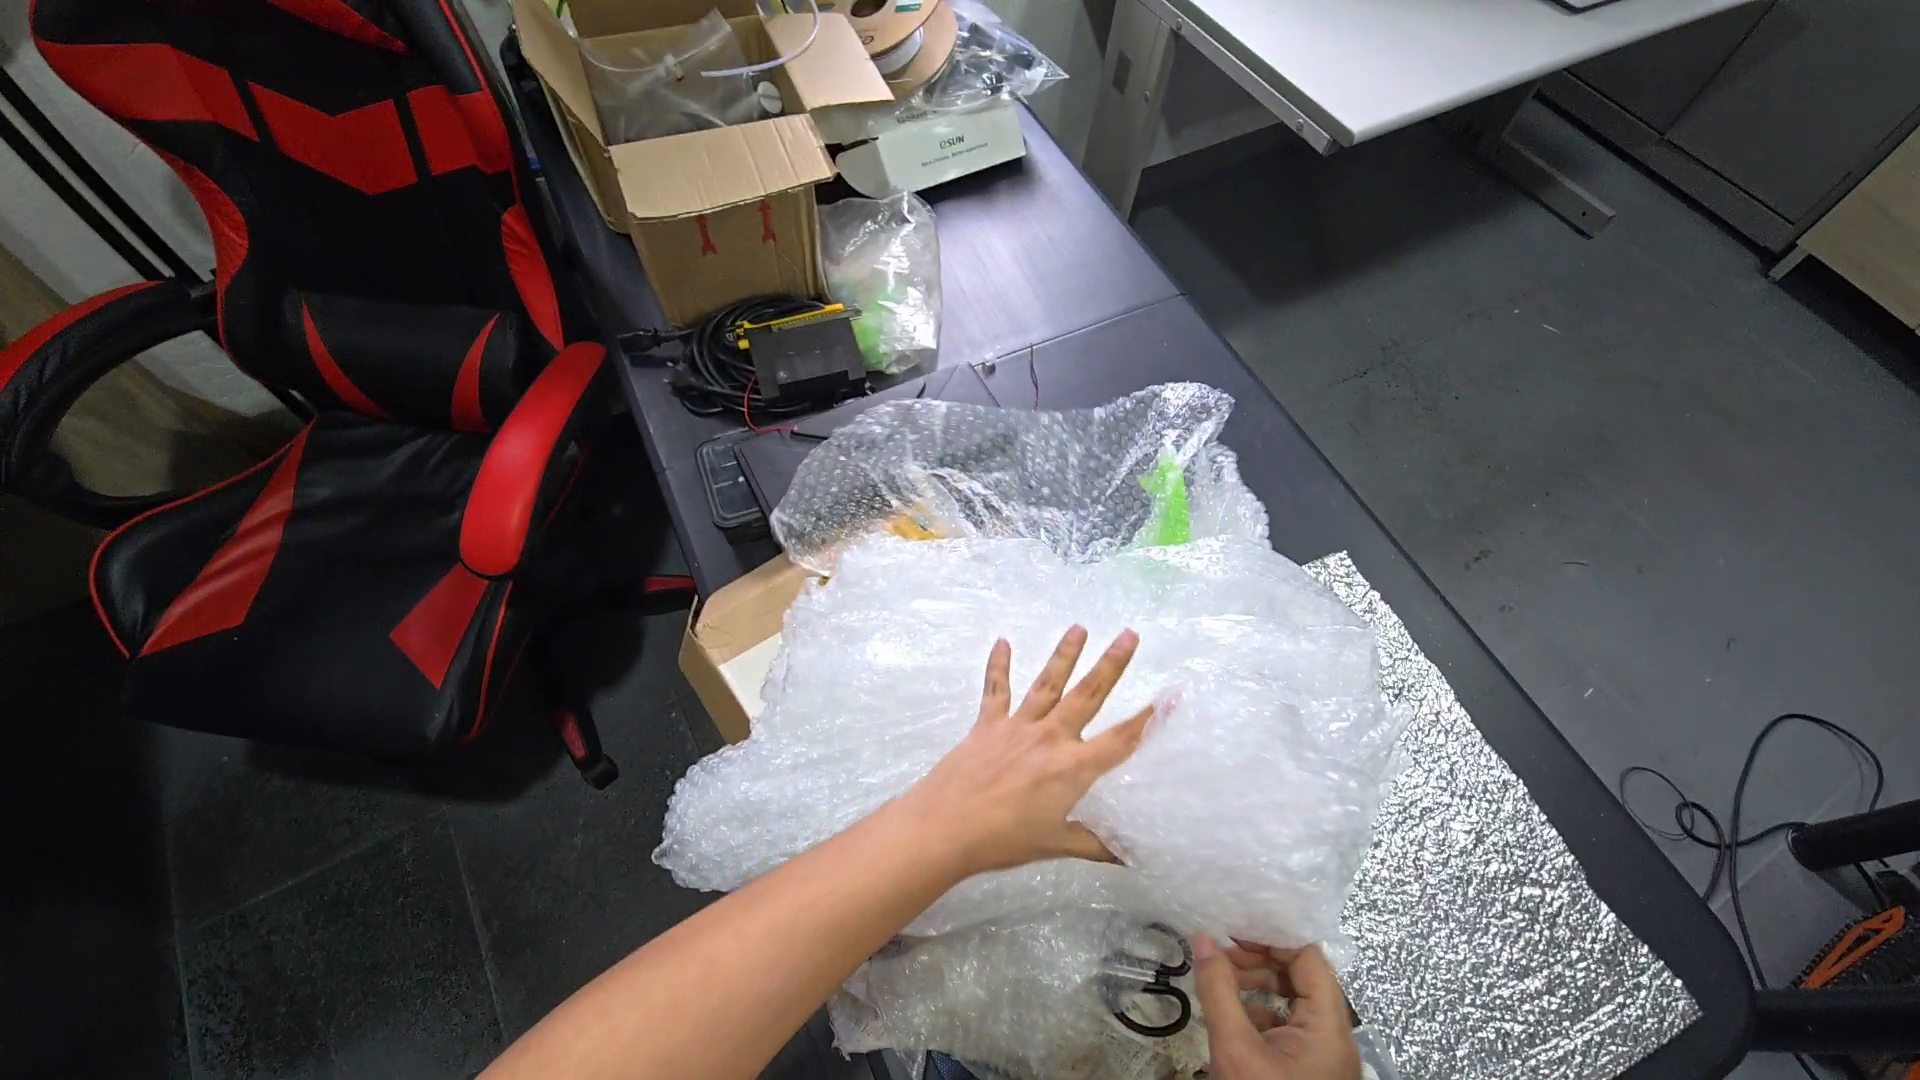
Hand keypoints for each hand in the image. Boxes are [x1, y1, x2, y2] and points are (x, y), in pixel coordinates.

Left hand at [898, 626, 1153, 875]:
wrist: (945, 827)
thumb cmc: (1002, 840)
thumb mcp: (1054, 845)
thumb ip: (1093, 844)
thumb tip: (1129, 858)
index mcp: (1073, 769)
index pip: (1121, 740)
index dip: (1148, 719)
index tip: (1169, 694)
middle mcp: (1051, 738)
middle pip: (1088, 695)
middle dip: (1111, 664)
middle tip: (1130, 634)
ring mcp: (1018, 727)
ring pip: (1047, 683)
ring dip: (1064, 654)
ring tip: (1079, 626)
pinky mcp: (988, 724)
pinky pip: (995, 690)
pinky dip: (997, 665)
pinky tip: (1001, 641)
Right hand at [1194, 936, 1361, 1079]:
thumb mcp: (1233, 1046)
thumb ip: (1218, 988)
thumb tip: (1204, 938)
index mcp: (1330, 1027)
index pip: (1310, 958)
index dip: (1273, 937)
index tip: (1234, 928)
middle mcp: (1335, 1037)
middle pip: (1303, 976)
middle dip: (1260, 958)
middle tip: (1220, 955)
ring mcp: (1323, 1056)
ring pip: (1294, 999)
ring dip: (1257, 982)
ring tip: (1221, 981)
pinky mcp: (1308, 1070)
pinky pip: (1288, 1024)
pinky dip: (1260, 1010)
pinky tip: (1232, 1014)